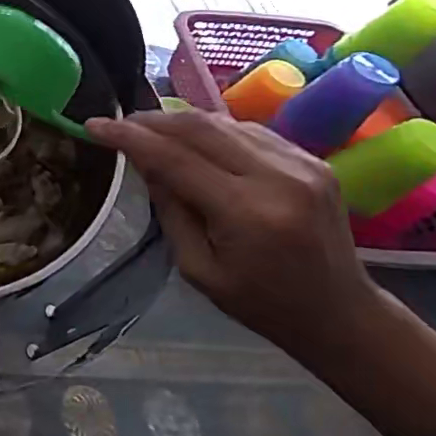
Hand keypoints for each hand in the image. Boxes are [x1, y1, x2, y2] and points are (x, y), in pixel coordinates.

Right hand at [86, 111, 379, 357]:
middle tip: (118, 125)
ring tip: (150, 132)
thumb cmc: (261, 304)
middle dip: (150, 120)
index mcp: (249, 213)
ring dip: (179, 122)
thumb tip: (142, 160)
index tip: (93, 125)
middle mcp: (279, 177)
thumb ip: (169, 209)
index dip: (128, 137)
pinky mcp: (311, 159)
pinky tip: (194, 142)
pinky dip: (211, 130)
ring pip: (222, 121)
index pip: (174, 157)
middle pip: (199, 127)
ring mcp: (302, 163)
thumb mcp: (197, 268)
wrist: (342, 314)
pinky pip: (246, 129)